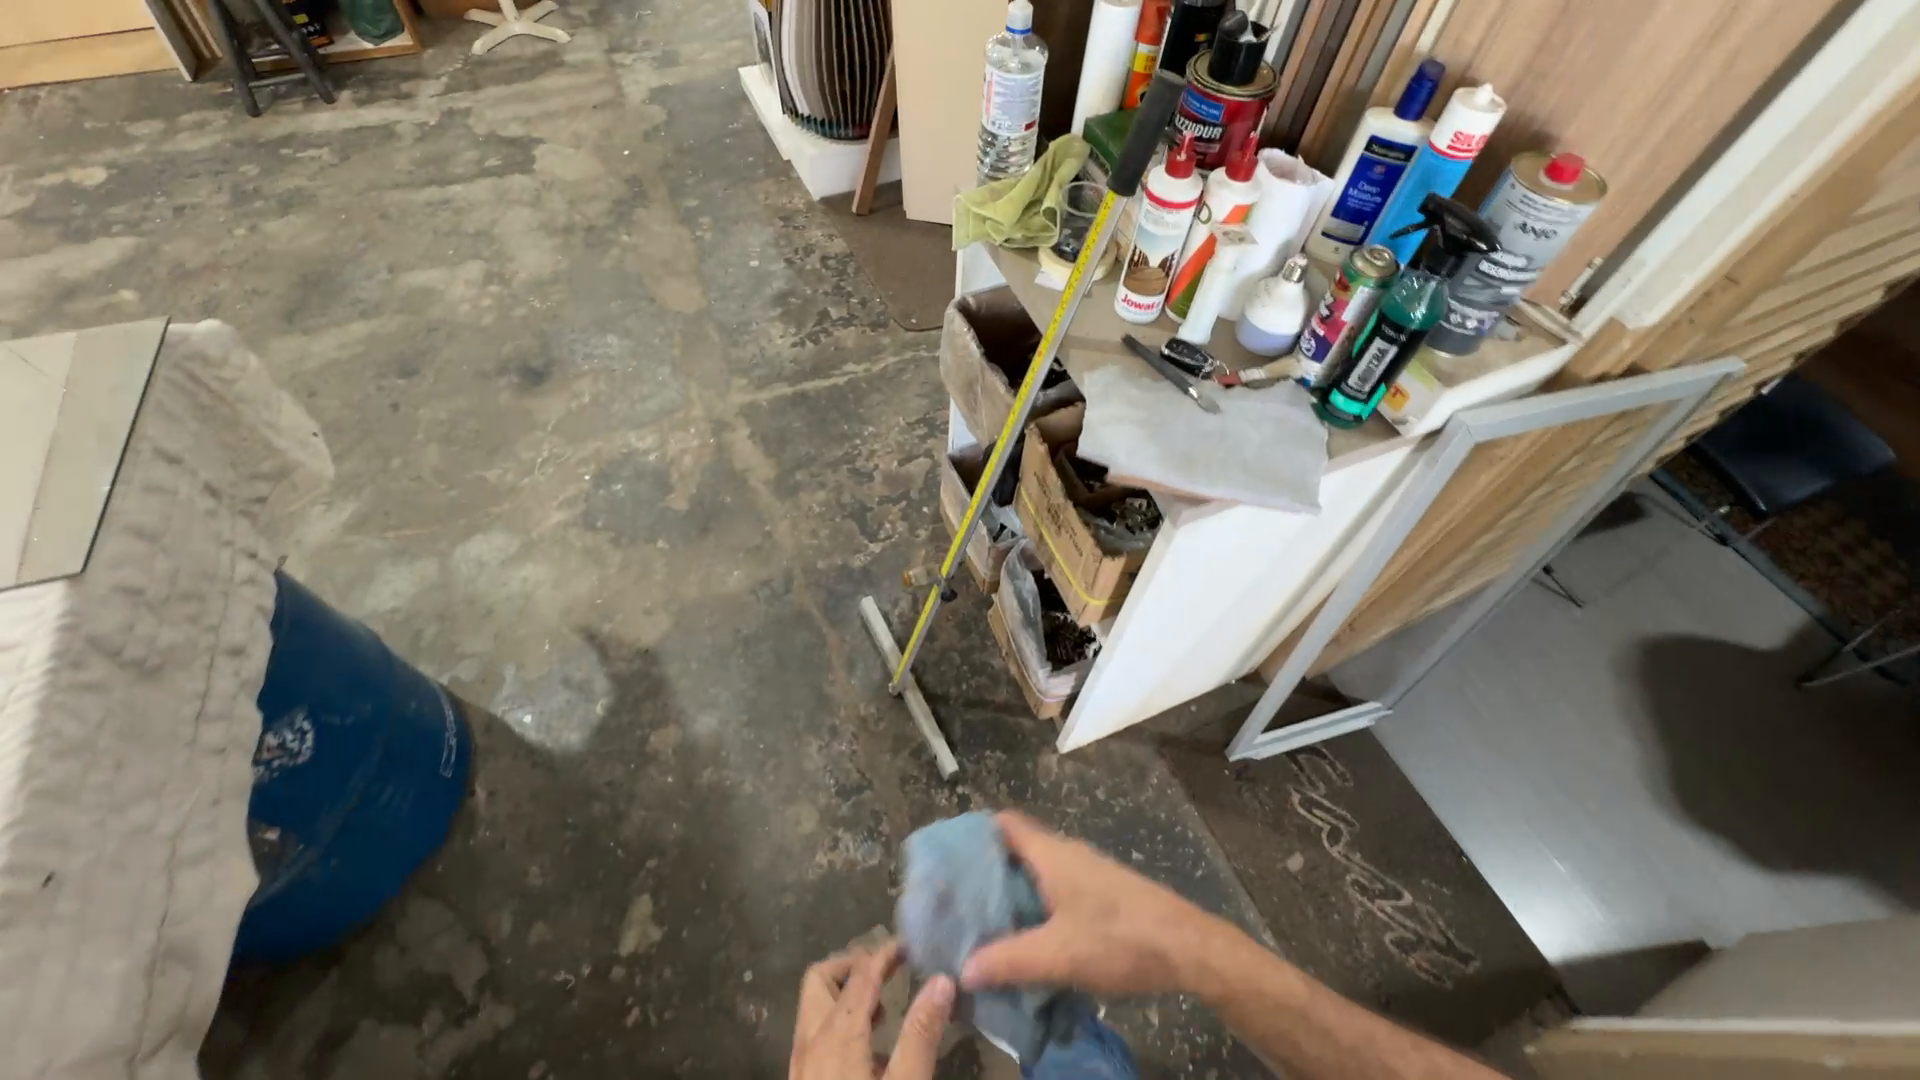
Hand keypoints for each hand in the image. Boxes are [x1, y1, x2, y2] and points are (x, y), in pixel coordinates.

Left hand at [791, 942, 954, 1079]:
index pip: (862, 974)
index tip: (912, 945)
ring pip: (813, 1007)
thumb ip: (921, 1033)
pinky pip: (814, 1034)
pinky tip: (868, 1051)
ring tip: (884, 1008)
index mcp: (837, 1034)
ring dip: (844, 994)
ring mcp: (800, 1065)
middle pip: (821, 979)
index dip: (886, 953)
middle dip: (853, 966)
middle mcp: (810, 1041)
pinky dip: (837, 1021)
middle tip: (889, 971)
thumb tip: (942, 980)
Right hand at [961, 811, 1226, 997]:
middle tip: (956, 903)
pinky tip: (1028, 941)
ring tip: (984, 927)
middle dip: (986, 874)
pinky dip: (1036, 908)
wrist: (1189, 948)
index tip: (946, 860)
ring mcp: (1088, 874)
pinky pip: (1057, 892)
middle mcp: (1067, 855)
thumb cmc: (1120, 938)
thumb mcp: (1058, 954)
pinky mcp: (1103, 895)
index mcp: (1052, 854)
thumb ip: (1008, 960)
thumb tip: (964, 969)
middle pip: (1017, 850)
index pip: (1004, 824)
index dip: (973, 834)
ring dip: (1012, 895)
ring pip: (1038, 874)